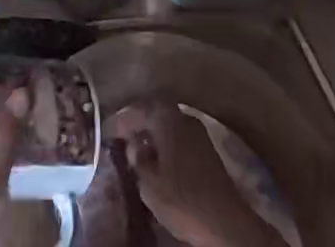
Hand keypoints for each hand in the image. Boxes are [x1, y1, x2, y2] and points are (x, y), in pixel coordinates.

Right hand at [107, 102, 284, 246]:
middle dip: (136, 123)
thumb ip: (137, 157)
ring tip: (136, 149)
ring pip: (167, 124)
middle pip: (153, 111)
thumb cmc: (182, 199)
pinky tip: (157, 159)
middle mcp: (182, 116)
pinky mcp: (207, 149)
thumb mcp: (148, 181)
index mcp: (165, 117)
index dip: (120, 121)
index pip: (136, 109)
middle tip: (120, 137)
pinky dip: (165, 142)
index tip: (107, 133)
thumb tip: (134, 144)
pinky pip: (178, 136)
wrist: (227, 225)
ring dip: (151, 132)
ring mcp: (198, 132)